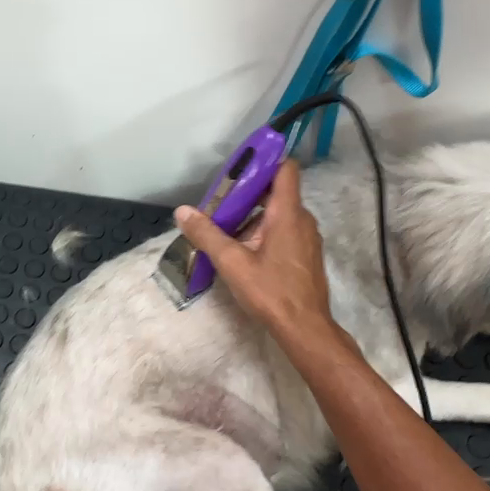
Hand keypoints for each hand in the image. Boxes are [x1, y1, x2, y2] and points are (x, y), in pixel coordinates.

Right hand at [173, 160, 345, 349]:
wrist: (305, 329)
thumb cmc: (271, 292)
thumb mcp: (232, 263)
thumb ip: (206, 234)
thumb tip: (183, 211)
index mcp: (287, 214)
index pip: (285, 169)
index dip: (265, 160)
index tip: (240, 166)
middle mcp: (302, 220)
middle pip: (276, 191)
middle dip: (248, 193)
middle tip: (219, 203)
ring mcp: (306, 238)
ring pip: (278, 214)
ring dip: (253, 216)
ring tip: (224, 228)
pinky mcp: (305, 255)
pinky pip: (283, 231)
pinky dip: (263, 232)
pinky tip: (242, 250)